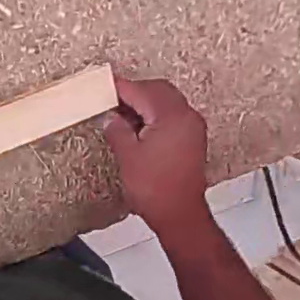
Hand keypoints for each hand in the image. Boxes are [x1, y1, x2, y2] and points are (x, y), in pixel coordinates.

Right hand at [104, 75, 209, 234]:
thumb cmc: (157, 190)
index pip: (142, 91)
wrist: (178, 214)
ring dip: (145, 105)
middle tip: (112, 102)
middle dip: (135, 93)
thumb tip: (111, 119)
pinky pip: (173, 118)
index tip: (107, 86)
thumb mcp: (128, 156)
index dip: (121, 88)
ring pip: (167, 104)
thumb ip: (117, 131)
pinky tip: (140, 130)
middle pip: (158, 91)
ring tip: (123, 119)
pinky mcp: (192, 142)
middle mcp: (186, 117)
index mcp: (171, 116)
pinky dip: (156, 117)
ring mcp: (192, 129)